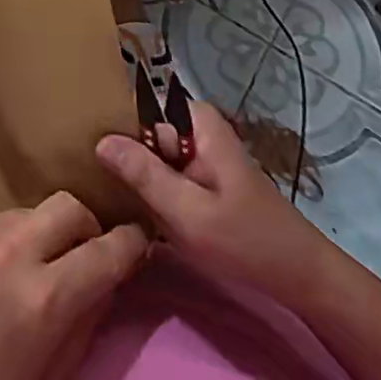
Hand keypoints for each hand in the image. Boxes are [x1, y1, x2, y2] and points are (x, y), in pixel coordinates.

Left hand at [0, 192, 148, 379]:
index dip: (132, 243)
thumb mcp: (46, 373)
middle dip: (87, 227)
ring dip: (44, 232)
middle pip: (72, 206)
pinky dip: (8, 236)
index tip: (140, 241)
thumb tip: (106, 284)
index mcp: (43, 298)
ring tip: (31, 266)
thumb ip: (83, 324)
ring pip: (33, 209)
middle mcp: (13, 249)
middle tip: (85, 254)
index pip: (107, 251)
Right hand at [96, 100, 333, 307]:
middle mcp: (194, 125)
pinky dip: (146, 186)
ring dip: (131, 172)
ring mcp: (196, 149)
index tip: (84, 148)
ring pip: (148, 150)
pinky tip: (128, 204)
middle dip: (120, 151)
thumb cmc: (245, 240)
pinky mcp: (196, 173)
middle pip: (141, 127)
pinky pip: (160, 169)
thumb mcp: (188, 212)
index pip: (139, 105)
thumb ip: (144, 175)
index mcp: (196, 120)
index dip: (113, 126)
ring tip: (102, 190)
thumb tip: (100, 139)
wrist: (296, 274)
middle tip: (92, 179)